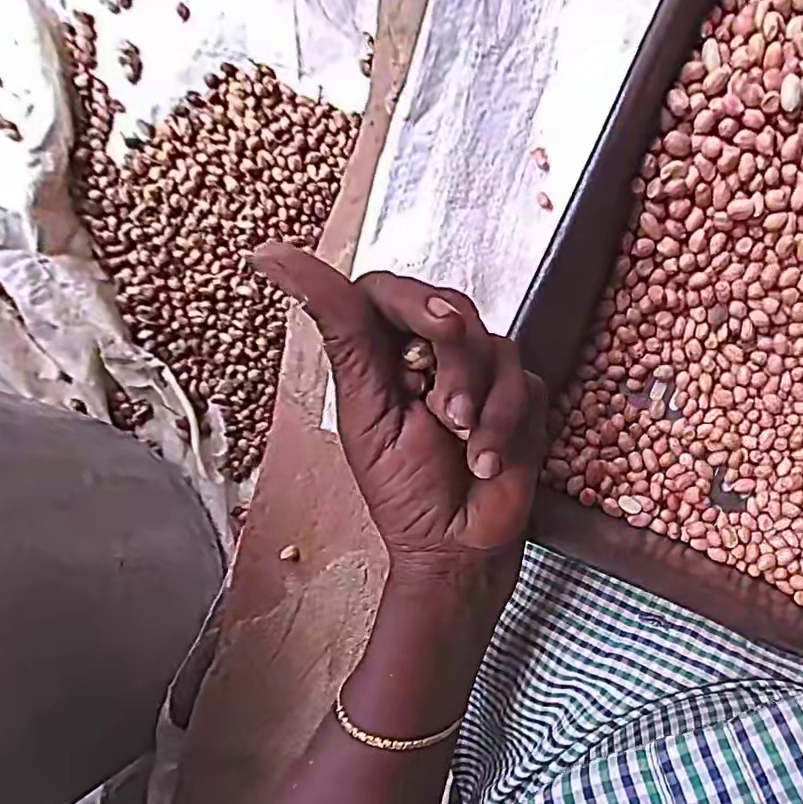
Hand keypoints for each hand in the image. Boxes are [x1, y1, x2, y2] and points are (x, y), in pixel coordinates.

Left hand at [251, 243, 545, 587]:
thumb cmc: (407, 493)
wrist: (457, 547)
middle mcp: (438, 359)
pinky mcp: (522, 402)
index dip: (416, 302)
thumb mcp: (367, 412)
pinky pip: (526, 384)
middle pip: (455, 311)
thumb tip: (276, 256)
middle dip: (457, 365)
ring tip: (467, 447)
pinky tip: (489, 460)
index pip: (394, 293)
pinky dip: (508, 423)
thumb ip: (343, 332)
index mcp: (387, 356)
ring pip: (497, 347)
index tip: (438, 329)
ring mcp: (484, 378)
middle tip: (451, 416)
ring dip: (485, 403)